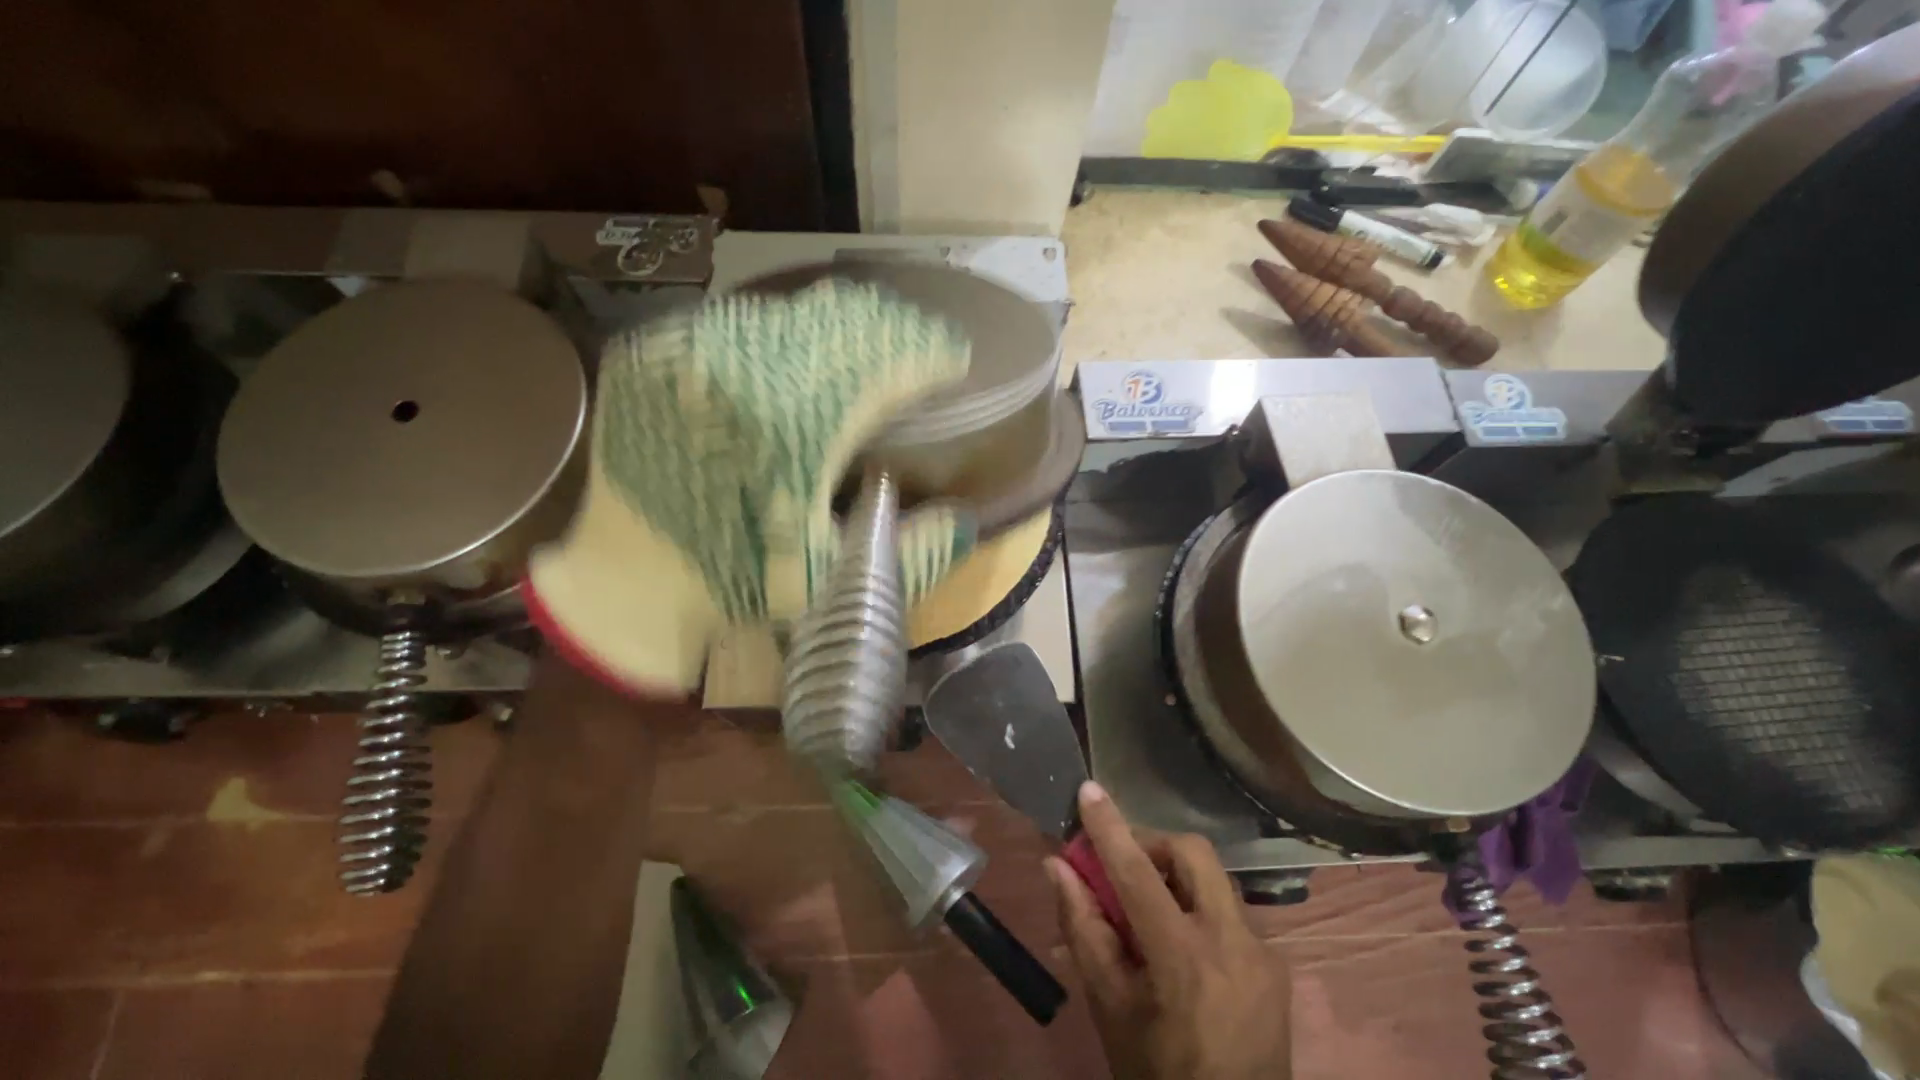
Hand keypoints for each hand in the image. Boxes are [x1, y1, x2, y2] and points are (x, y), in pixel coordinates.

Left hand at [526, 281, 974, 695]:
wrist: (625, 588)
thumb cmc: (735, 586)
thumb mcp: (836, 582)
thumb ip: (915, 553)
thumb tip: (967, 519)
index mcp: (797, 427)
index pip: (888, 363)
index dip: (931, 355)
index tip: (954, 359)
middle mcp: (742, 372)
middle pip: (843, 321)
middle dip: (893, 328)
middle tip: (916, 341)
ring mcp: (688, 354)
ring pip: (787, 310)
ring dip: (837, 324)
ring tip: (864, 336)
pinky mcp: (650, 354)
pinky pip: (730, 321)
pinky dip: (773, 331)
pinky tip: (791, 349)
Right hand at [1046, 782, 1289, 1079]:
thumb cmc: (1155, 1070)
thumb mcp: (1108, 1007)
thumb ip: (1084, 929)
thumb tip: (1059, 867)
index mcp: (1184, 960)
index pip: (1139, 875)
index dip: (1110, 828)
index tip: (1089, 791)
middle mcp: (1234, 943)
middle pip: (1194, 853)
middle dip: (1152, 844)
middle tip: (1120, 867)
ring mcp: (1263, 952)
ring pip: (1214, 881)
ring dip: (1174, 879)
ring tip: (1143, 913)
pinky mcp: (1276, 964)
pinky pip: (1230, 914)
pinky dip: (1196, 912)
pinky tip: (1178, 947)